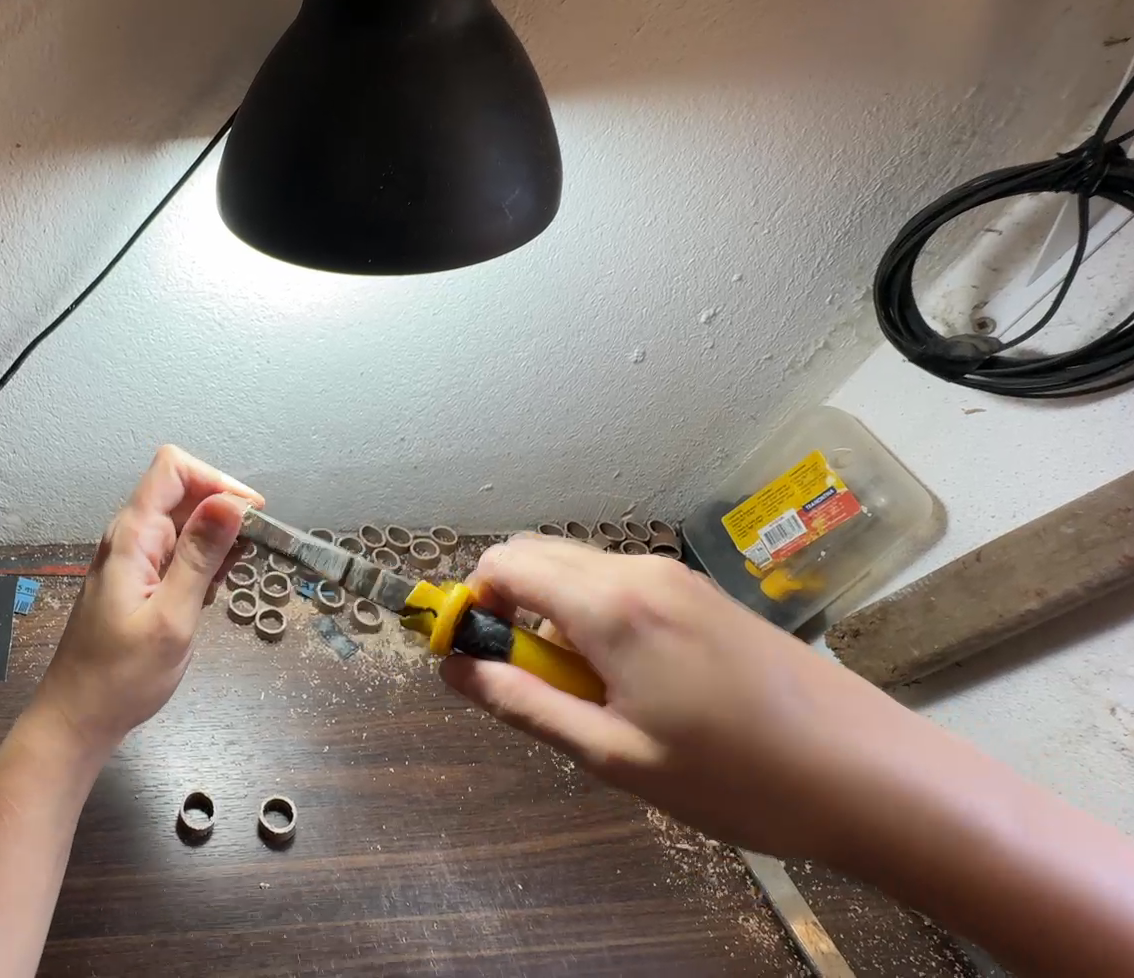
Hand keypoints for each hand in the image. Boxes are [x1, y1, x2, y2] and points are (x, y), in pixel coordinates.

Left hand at [29, 445, 261, 755]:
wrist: (78, 716)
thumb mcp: (172, 618)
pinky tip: (209, 594)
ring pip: (183, 522)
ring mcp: (132, 557)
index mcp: (133, 535)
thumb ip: (201, 557)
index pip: (173, 468)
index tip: (252, 517)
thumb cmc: (123, 676)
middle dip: (222, 513)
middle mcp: (130, 535)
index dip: (216, 480)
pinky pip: (176, 551)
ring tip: (228, 581)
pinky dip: (202, 563)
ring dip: (215, 541)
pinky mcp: (138, 578)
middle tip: (249, 557)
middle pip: (182, 492)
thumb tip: (231, 502)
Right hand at [440, 535, 942, 862]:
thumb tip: (453, 669)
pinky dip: (590, 612)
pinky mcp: (700, 592)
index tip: (478, 655)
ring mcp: (674, 576)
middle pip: (532, 555)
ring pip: (573, 568)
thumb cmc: (737, 777)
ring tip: (586, 686)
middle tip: (527, 675)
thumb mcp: (612, 754)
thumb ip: (521, 703)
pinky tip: (631, 675)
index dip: (472, 602)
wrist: (882, 779)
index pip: (502, 564)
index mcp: (609, 606)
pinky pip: (616, 582)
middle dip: (506, 603)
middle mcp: (636, 571)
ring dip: (550, 611)